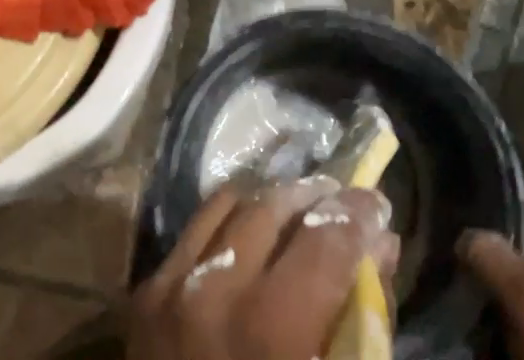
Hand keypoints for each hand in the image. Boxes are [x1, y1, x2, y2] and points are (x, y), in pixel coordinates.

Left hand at [129, 177, 400, 359]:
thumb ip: (363, 319)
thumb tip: (378, 247)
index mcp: (272, 326)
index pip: (326, 234)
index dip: (358, 213)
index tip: (376, 205)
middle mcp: (215, 290)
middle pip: (274, 206)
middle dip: (316, 198)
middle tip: (341, 203)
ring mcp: (170, 287)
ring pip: (228, 204)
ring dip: (270, 201)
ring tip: (298, 210)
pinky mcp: (145, 294)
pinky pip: (194, 231)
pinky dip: (230, 222)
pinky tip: (250, 235)